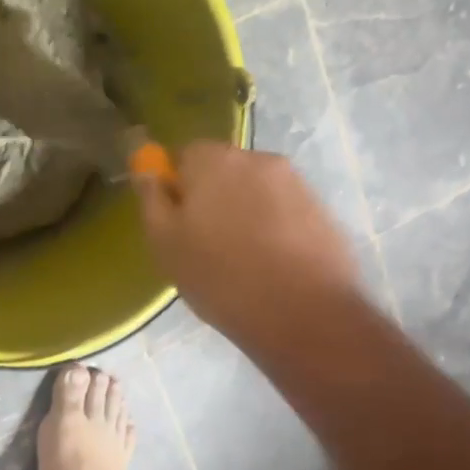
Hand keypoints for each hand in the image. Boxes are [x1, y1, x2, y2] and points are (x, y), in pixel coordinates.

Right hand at [133, 143, 361, 355]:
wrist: (305, 315)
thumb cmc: (220, 276)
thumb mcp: (165, 242)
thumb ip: (152, 197)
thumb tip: (147, 169)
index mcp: (214, 160)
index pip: (184, 155)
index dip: (176, 186)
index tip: (174, 221)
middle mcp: (258, 159)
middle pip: (223, 170)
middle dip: (211, 196)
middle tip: (203, 243)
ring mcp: (296, 183)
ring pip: (254, 191)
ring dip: (243, 212)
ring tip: (240, 258)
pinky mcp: (322, 211)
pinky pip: (283, 210)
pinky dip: (272, 228)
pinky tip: (270, 264)